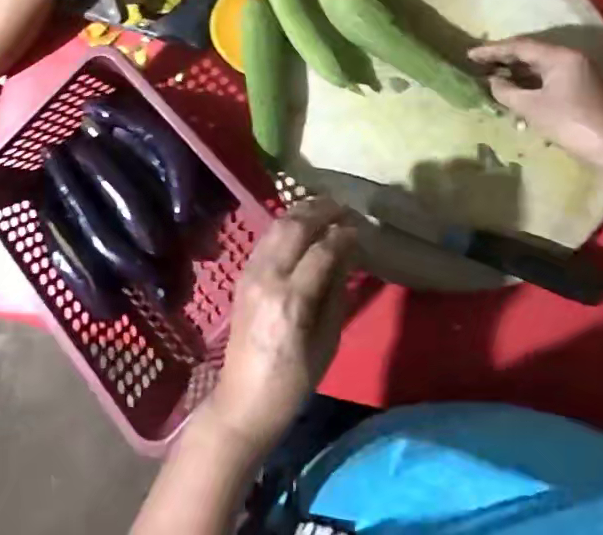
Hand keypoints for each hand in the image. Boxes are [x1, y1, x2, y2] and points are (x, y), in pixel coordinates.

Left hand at [207, 199, 357, 454]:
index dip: (343, 235)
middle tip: (343, 205)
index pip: (321, 251)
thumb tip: (348, 254)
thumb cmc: (295, 380)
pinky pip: (265, 239)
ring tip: (324, 206)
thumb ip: (337, 293)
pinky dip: (285, 225)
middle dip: (320, 210)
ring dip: (301, 212)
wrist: (245, 397)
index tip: (360, 227)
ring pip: (276, 226)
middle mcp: (267, 277)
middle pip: (294, 228)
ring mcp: (250, 272)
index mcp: (292, 300)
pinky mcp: (242, 274)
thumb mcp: (327, 342)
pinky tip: (300, 224)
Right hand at [468, 38, 602, 166]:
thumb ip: (505, 91)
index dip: (491, 50)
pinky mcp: (578, 89)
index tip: (469, 54)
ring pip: (537, 67)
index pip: (519, 46)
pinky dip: (527, 83)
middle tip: (477, 63)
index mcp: (559, 57)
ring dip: (514, 72)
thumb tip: (492, 81)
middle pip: (529, 53)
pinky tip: (512, 91)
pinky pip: (546, 79)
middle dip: (502, 59)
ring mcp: (576, 74)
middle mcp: (569, 59)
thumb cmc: (570, 123)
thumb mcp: (530, 107)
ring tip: (490, 76)